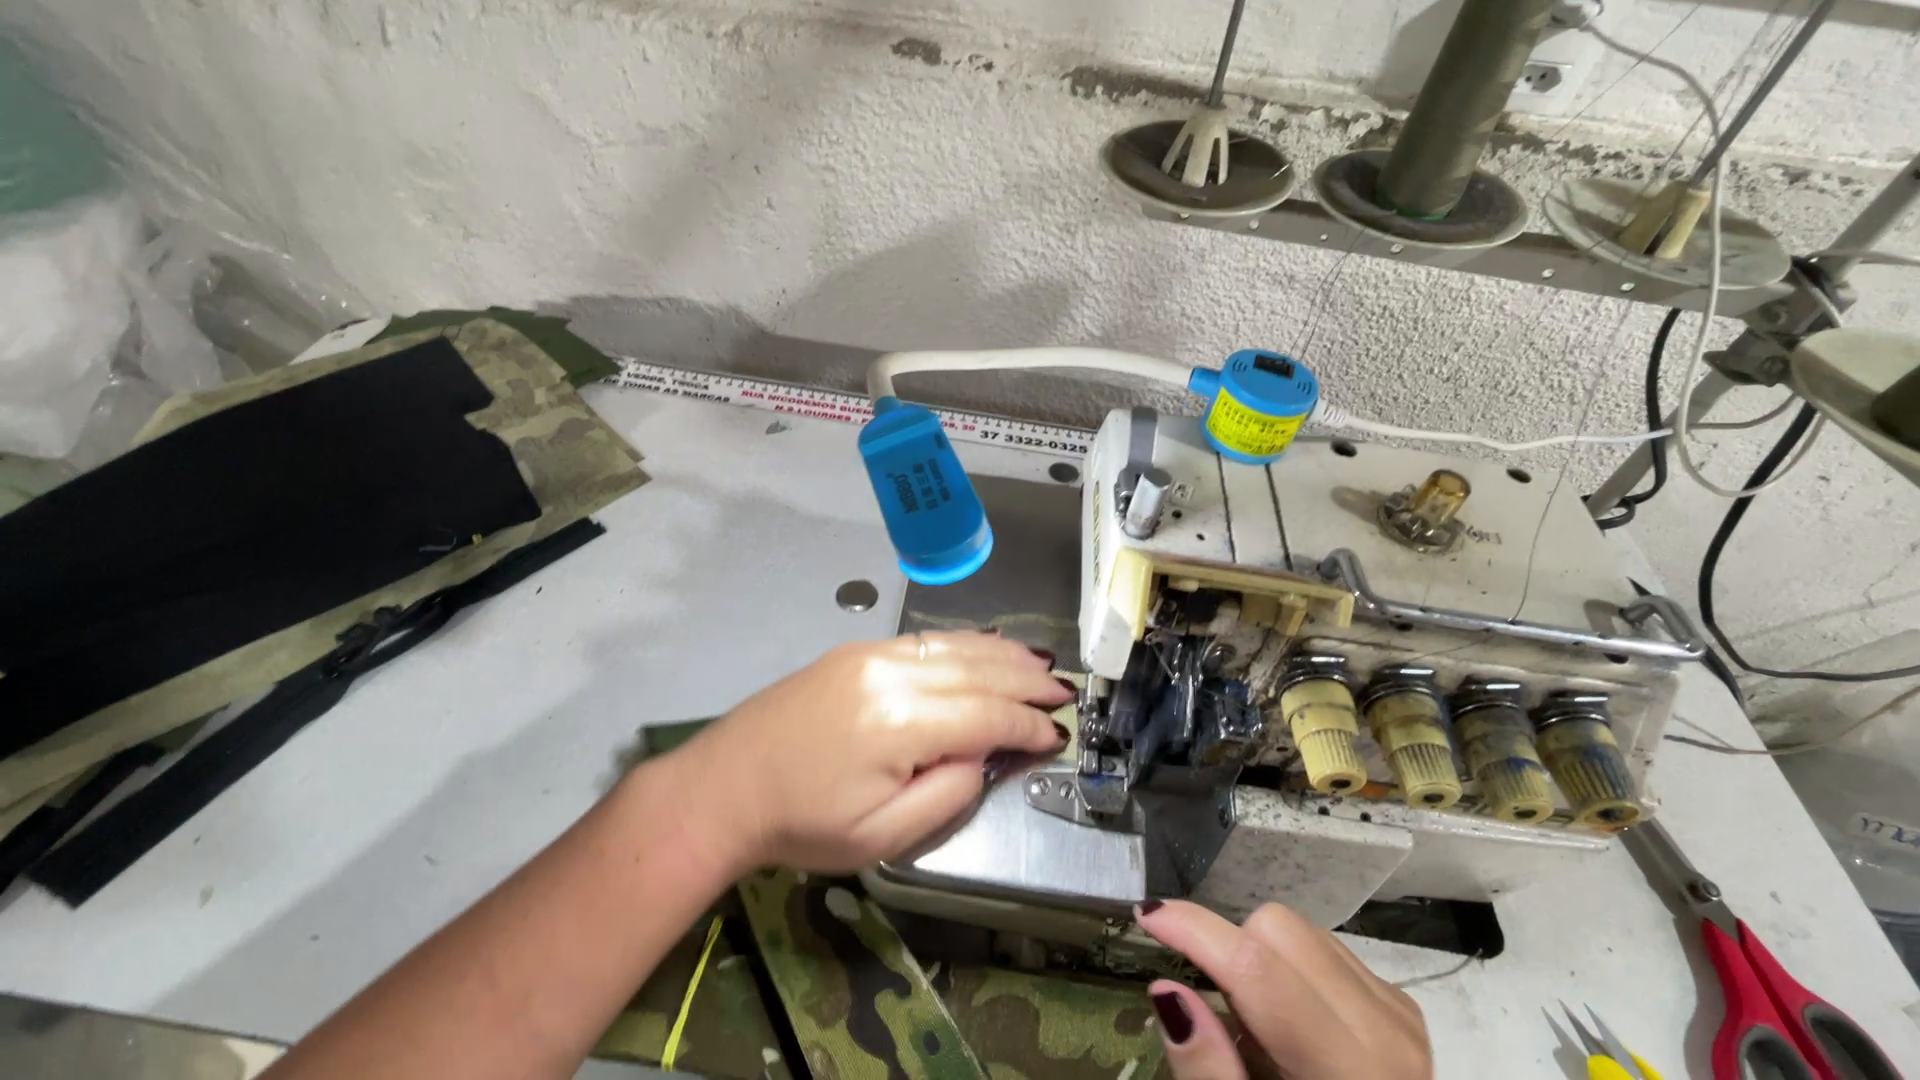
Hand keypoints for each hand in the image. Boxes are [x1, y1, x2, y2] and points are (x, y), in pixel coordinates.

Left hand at [669, 632, 1071, 873]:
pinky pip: (924, 642)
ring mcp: (869, 655)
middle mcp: (890, 675)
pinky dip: (964, 644)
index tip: (1057, 736)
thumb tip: (984, 753)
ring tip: (1038, 663)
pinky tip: (984, 649)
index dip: (1026, 725)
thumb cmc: (802, 824)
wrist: (724, 788)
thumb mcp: (881, 835)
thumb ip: (947, 793)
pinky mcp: (854, 652)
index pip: (985, 715)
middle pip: (976, 670)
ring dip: (1001, 654)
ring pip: (953, 646)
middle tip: (1064, 691)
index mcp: (899, 723)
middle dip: (1026, 680)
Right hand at [1136, 900, 1431, 1079]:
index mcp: (1348, 1071)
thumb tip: (1165, 989)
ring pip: (1300, 928)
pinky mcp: (1400, 1004)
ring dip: (1259, 954)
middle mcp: (1381, 1028)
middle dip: (1231, 949)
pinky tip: (1292, 1019)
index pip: (1261, 971)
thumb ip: (1208, 1071)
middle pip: (1278, 930)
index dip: (1198, 933)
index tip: (1146, 915)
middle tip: (1218, 1009)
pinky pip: (1324, 945)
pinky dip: (1289, 964)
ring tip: (1257, 1022)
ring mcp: (1396, 1012)